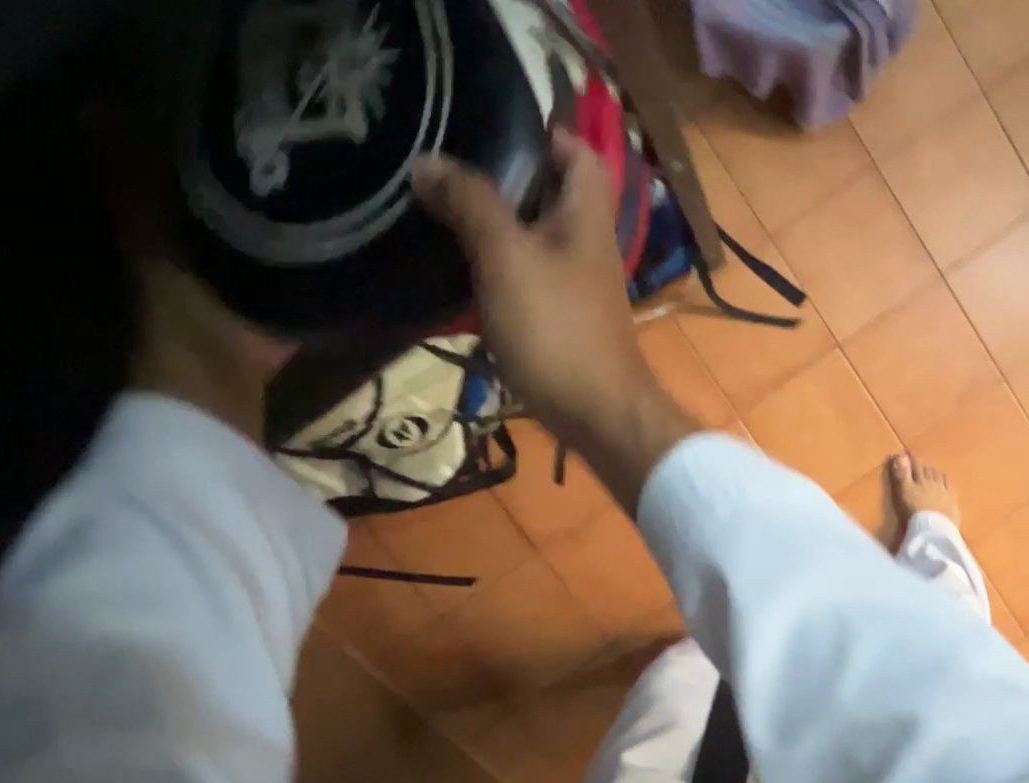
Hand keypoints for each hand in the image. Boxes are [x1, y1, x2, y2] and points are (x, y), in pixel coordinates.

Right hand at [411, 134, 697, 512]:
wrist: (599, 416)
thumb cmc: (557, 331)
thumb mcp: (507, 258)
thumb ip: (472, 205)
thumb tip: (429, 161)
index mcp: (587, 219)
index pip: (580, 156)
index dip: (546, 133)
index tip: (491, 121)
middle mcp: (589, 248)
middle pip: (553, 197)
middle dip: (504, 177)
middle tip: (443, 164)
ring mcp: (579, 289)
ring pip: (536, 241)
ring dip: (495, 225)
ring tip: (435, 208)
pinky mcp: (565, 324)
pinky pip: (529, 281)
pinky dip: (498, 270)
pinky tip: (457, 269)